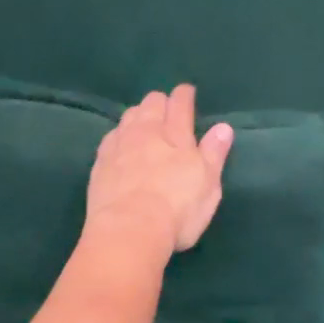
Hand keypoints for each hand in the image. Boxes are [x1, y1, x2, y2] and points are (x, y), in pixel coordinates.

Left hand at [85, 84, 232, 254]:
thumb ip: (214, 154)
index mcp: (176, 135)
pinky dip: (120, 135)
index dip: (185, 95)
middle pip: (151, 103)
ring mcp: (120, 145)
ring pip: (129, 116)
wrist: (129, 230)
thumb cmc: (177, 211)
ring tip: (144, 125)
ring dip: (139, 115)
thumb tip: (223, 127)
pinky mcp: (100, 162)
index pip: (180, 104)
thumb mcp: (208, 186)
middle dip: (161, 102)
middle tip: (167, 112)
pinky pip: (112, 137)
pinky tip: (122, 144)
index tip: (188, 93)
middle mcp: (146, 132)